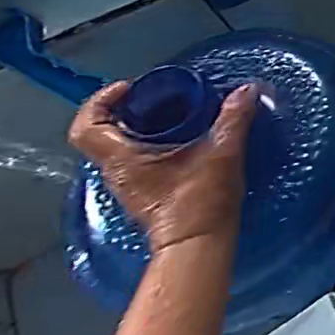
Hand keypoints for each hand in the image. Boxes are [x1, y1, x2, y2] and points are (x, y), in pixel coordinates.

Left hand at [68, 81, 258, 252]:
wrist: (198, 246)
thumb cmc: (199, 202)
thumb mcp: (222, 154)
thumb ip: (234, 119)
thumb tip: (247, 90)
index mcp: (123, 159)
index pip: (86, 127)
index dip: (100, 101)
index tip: (130, 88)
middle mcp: (118, 171)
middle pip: (103, 132)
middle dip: (126, 108)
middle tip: (156, 95)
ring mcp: (130, 184)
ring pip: (121, 145)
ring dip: (140, 125)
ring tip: (172, 111)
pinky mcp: (146, 192)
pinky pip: (137, 157)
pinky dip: (152, 141)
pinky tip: (182, 136)